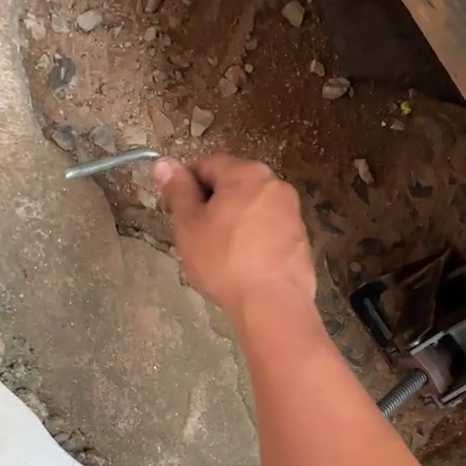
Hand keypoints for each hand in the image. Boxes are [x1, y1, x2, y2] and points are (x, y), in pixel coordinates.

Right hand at [156, 155, 315, 321]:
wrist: (272, 302)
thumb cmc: (223, 260)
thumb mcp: (189, 224)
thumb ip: (178, 190)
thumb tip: (164, 164)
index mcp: (245, 173)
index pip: (207, 164)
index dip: (187, 186)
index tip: (179, 212)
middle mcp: (274, 184)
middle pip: (233, 185)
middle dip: (212, 205)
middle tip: (196, 237)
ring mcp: (292, 211)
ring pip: (251, 208)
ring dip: (233, 223)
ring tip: (219, 255)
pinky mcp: (300, 238)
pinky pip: (268, 230)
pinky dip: (253, 240)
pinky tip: (242, 265)